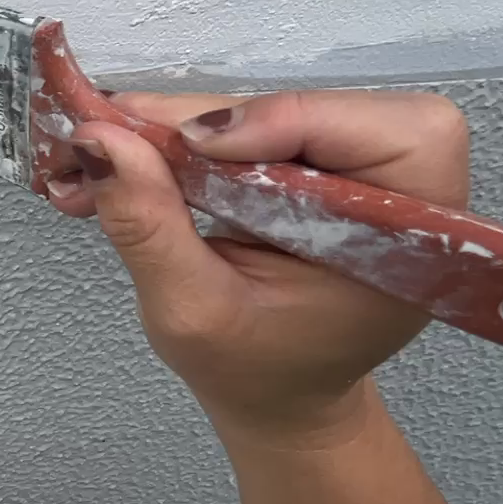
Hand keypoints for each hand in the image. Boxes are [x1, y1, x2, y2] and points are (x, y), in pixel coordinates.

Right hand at [45, 90, 471, 445]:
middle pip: (302, 110)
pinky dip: (168, 142)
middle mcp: (388, 189)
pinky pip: (231, 130)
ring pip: (254, 113)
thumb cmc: (248, 368)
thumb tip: (96, 142)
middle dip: (197, 121)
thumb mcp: (189, 308)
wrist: (272, 393)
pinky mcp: (292, 166)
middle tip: (106, 136)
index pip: (390, 133)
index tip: (191, 144)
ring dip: (168, 129)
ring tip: (95, 157)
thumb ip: (149, 226)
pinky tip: (117, 164)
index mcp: (408, 239)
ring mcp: (338, 173)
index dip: (291, 119)